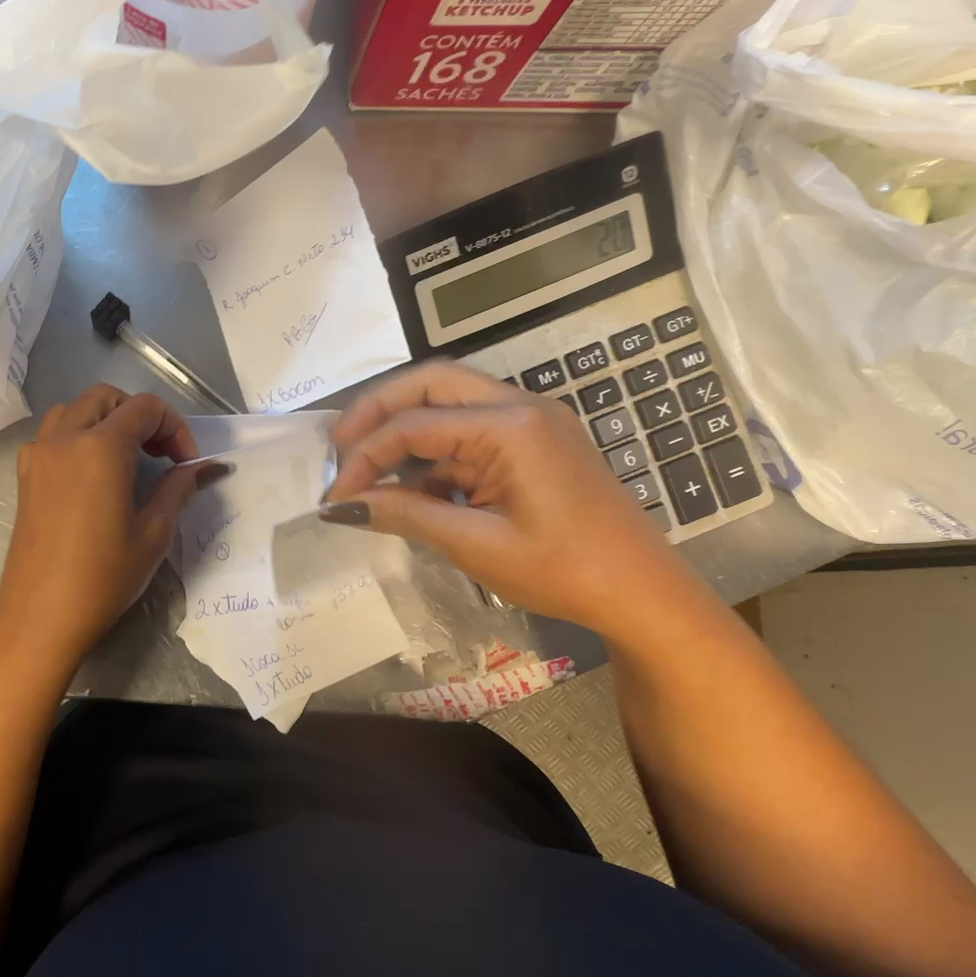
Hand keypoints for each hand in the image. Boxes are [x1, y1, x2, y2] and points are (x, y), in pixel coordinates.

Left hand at [0, 385, 226, 660]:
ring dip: (105, 421)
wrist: (41, 615)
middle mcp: (63, 439)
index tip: (186, 462)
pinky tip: (94, 477)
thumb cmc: (103, 577)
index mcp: (99, 447)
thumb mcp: (153, 533)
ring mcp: (37, 456)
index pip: (144, 408)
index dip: (174, 427)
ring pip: (74, 411)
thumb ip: (177, 489)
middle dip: (139, 416)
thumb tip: (204, 468)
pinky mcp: (25, 477)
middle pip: (106, 398)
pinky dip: (78, 438)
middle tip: (160, 455)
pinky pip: (53, 436)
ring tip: (128, 460)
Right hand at [325, 360, 706, 640]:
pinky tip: (412, 490)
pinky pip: (468, 432)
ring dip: (404, 432)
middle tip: (339, 450)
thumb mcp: (475, 544)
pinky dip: (432, 454)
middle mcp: (520, 407)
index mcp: (511, 426)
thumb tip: (342, 507)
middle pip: (430, 384)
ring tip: (368, 475)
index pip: (414, 424)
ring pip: (447, 403)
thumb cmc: (562, 570)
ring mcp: (530, 421)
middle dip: (377, 413)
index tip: (334, 497)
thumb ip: (406, 514)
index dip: (364, 457)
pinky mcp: (531, 443)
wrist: (641, 592)